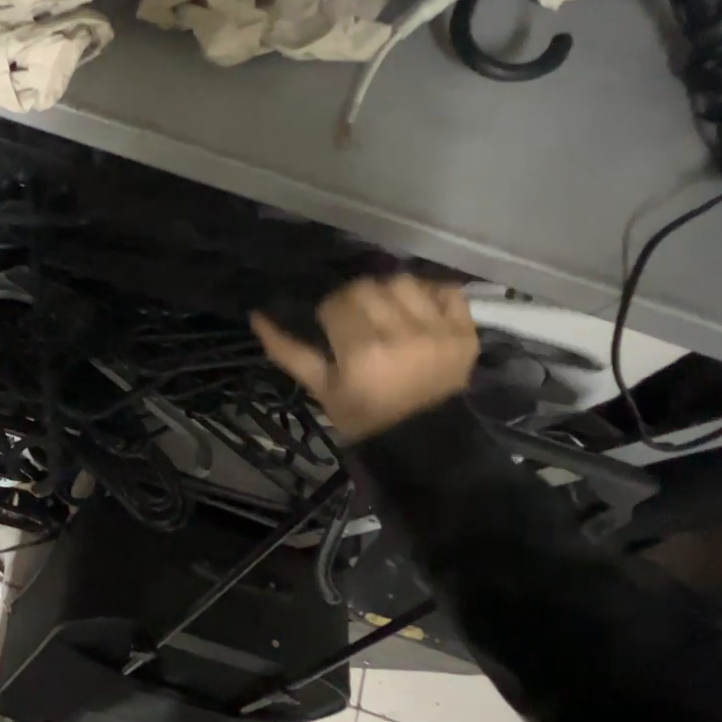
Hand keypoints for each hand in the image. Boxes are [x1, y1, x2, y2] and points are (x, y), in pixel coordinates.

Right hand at [250, 276, 478, 441]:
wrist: (418, 439)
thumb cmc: (361, 415)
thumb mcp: (320, 388)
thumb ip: (288, 351)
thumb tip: (256, 317)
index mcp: (360, 350)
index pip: (336, 304)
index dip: (328, 313)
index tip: (331, 328)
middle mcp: (401, 334)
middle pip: (368, 287)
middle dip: (355, 300)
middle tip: (355, 319)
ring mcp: (437, 331)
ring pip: (404, 282)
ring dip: (389, 291)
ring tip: (386, 311)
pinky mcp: (465, 332)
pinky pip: (447, 290)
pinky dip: (430, 292)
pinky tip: (417, 309)